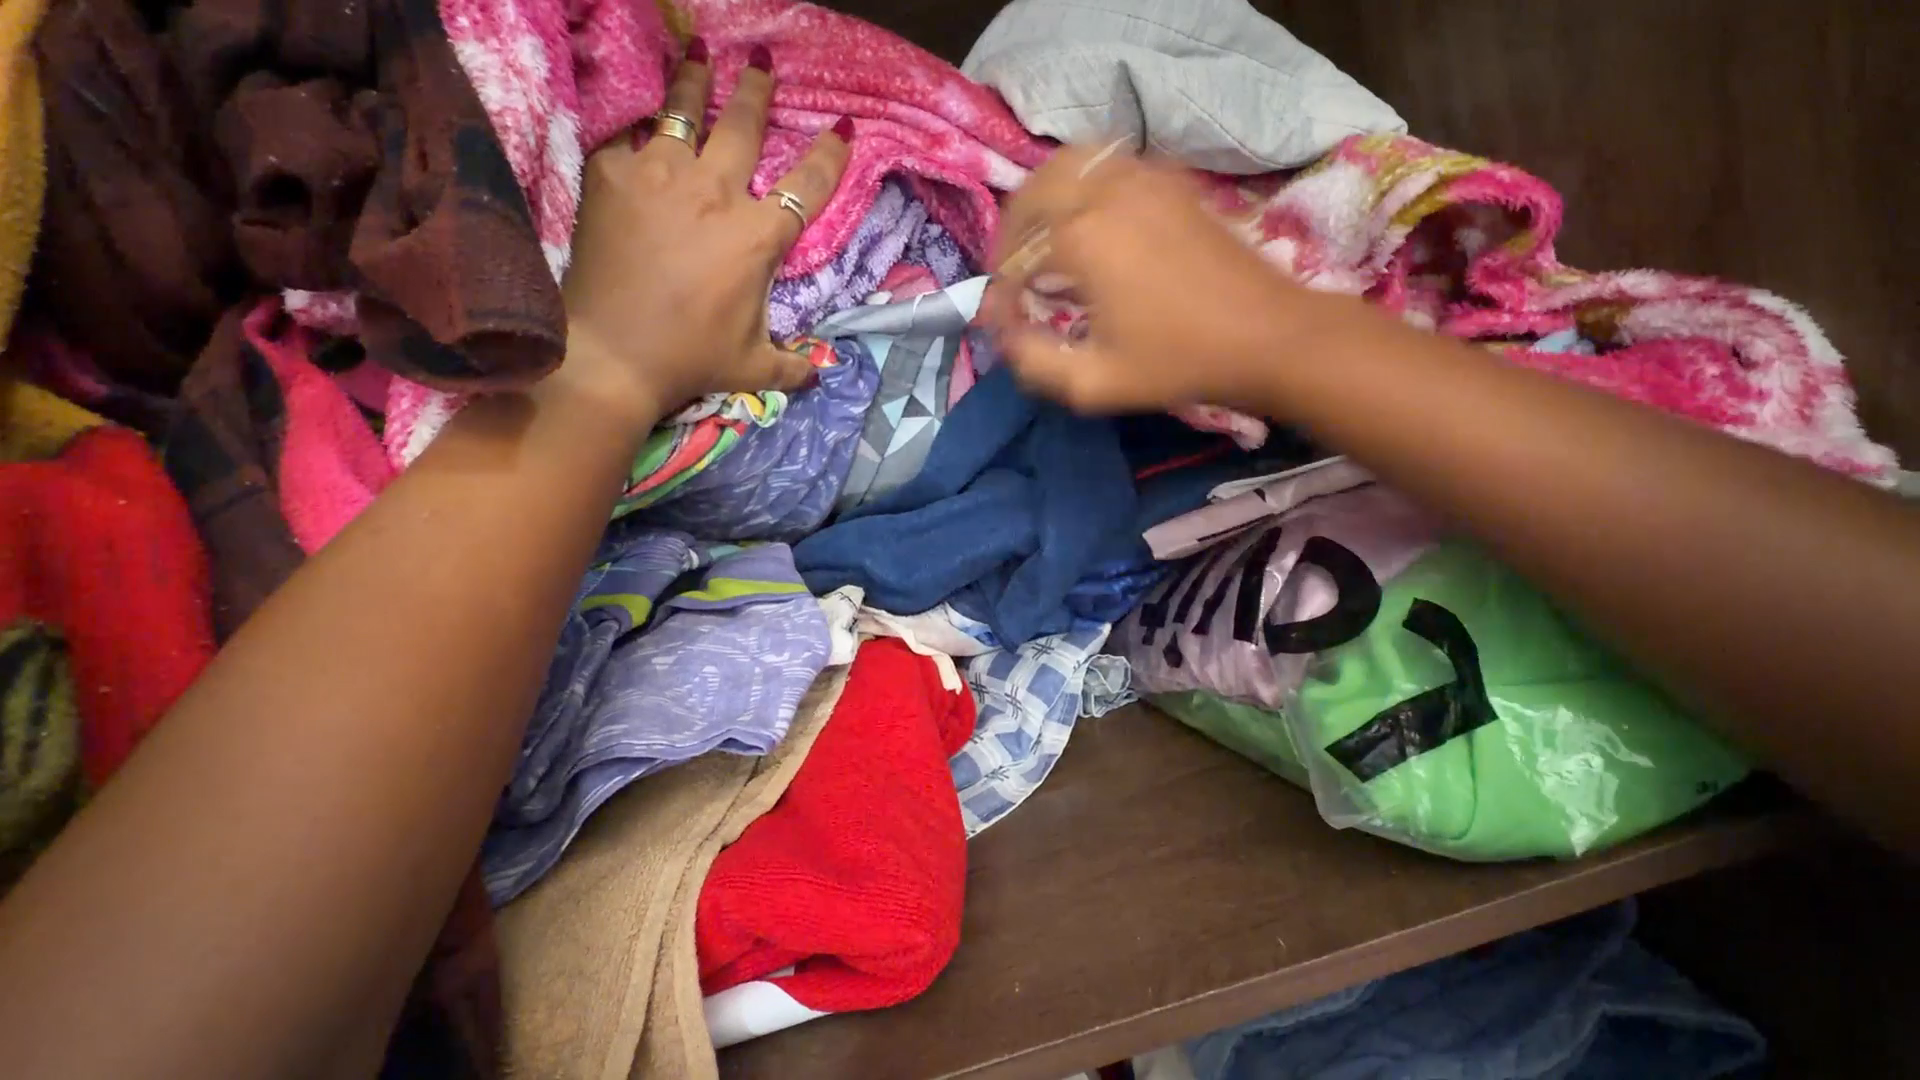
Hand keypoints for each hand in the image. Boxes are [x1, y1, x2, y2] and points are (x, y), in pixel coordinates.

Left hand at [557, 41, 851, 424]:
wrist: (612, 355)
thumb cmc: (690, 360)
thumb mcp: (753, 367)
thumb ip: (793, 364)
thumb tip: (821, 373)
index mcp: (757, 236)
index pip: (808, 185)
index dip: (830, 155)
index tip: (842, 129)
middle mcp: (715, 193)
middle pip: (742, 126)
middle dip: (756, 91)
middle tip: (760, 63)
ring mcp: (660, 177)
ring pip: (683, 112)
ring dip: (695, 81)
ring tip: (698, 54)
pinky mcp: (613, 177)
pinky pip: (628, 137)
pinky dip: (635, 127)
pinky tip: (636, 117)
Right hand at [979, 144, 1325, 413]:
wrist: (1268, 335)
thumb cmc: (1180, 363)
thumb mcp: (1095, 383)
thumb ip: (1034, 362)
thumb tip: (1002, 334)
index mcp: (1081, 239)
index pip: (1014, 256)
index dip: (1001, 293)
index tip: (1006, 323)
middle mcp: (1105, 193)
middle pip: (1032, 192)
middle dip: (1011, 233)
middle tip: (1013, 272)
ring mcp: (1142, 179)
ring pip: (1070, 163)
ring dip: (1044, 197)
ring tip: (1042, 235)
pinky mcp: (1171, 180)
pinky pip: (1110, 162)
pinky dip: (1085, 181)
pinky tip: (1090, 217)